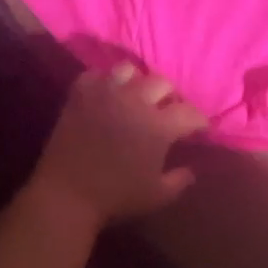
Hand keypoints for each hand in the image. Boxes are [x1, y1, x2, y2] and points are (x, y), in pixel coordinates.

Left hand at [32, 64, 207, 222]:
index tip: (200, 130)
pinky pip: (96, 75)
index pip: (189, 112)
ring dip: (138, 83)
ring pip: (129, 70)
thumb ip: (179, 180)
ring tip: (137, 97)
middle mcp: (135, 100)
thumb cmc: (117, 196)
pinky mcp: (80, 94)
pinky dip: (105, 82)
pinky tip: (108, 96)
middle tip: (168, 111)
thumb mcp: (158, 195)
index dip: (199, 121)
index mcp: (159, 125)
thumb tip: (190, 170)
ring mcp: (106, 93)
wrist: (68, 193)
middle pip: (162, 82)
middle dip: (170, 96)